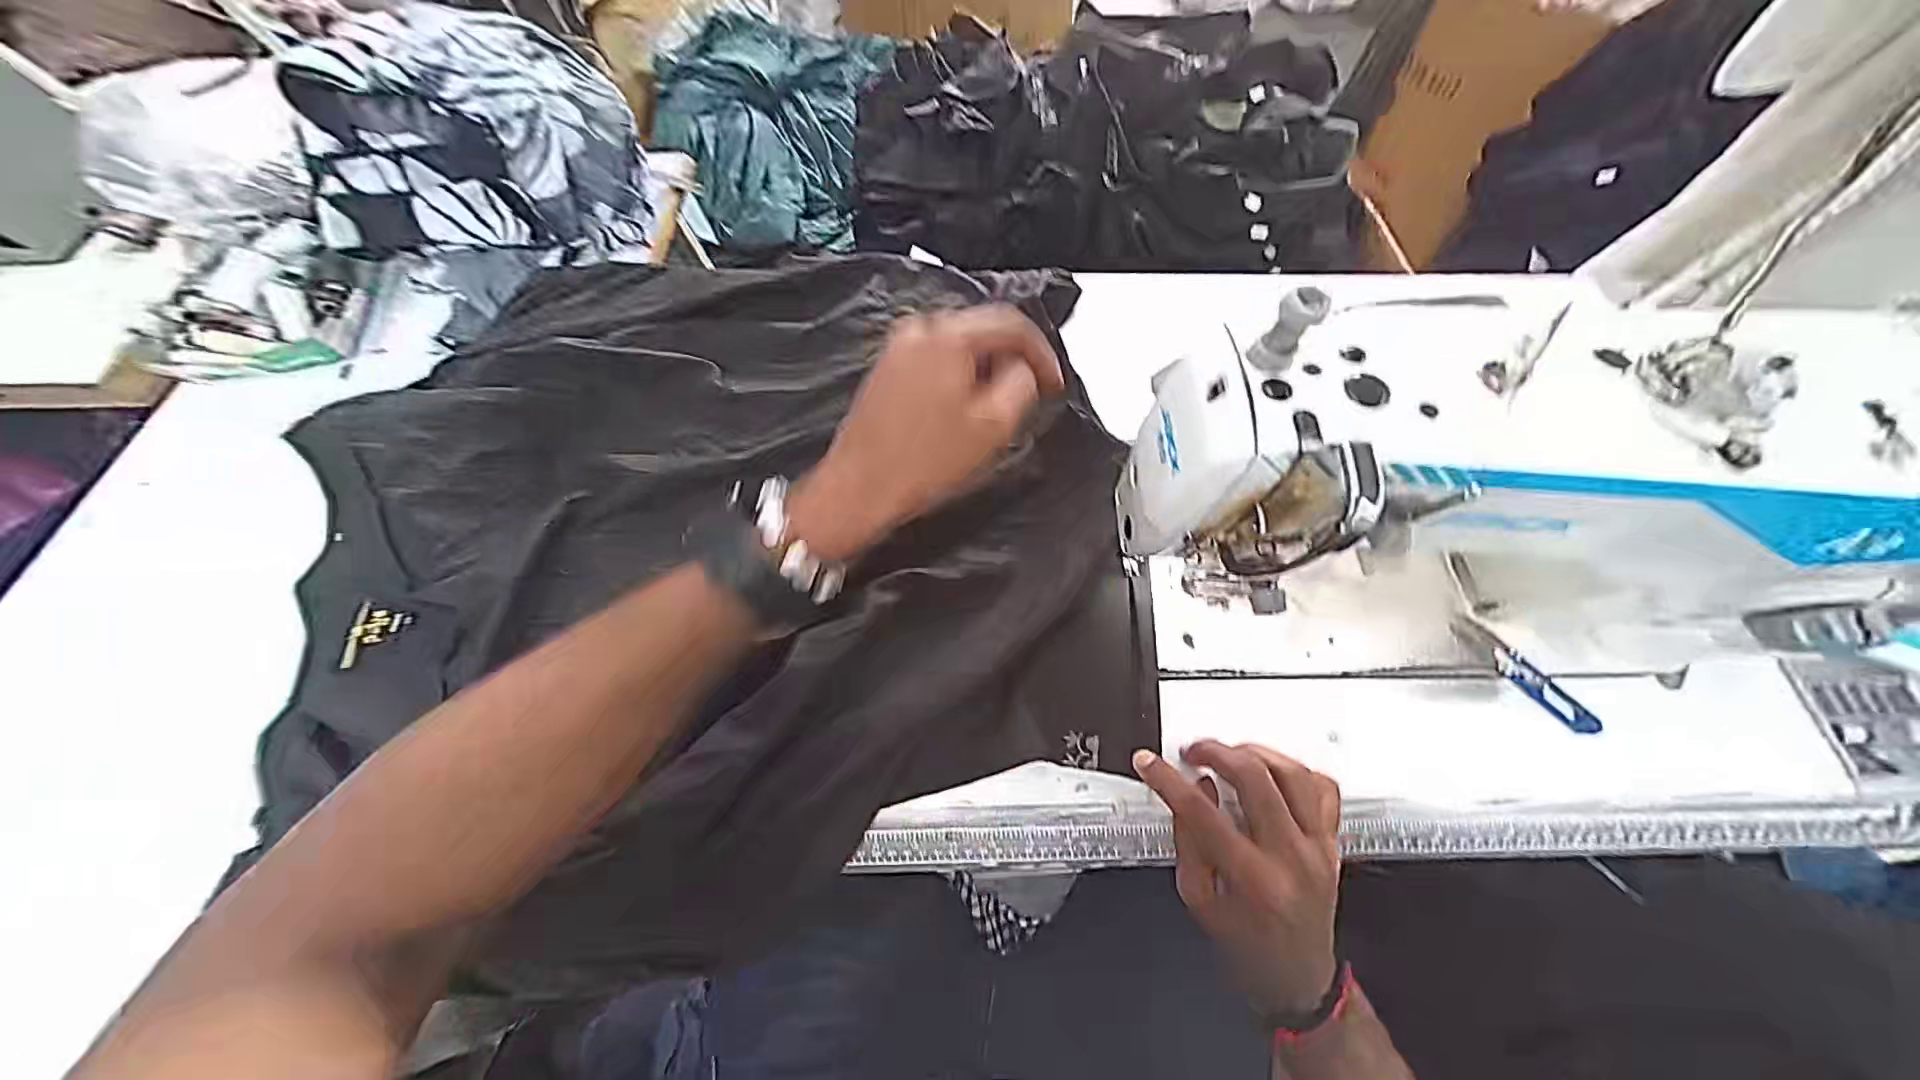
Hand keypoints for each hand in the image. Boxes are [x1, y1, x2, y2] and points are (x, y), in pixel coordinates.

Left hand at [787, 305, 1064, 560]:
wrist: (861, 487)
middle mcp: (918, 331)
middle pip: (983, 331)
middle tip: (1031, 394)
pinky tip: (961, 414)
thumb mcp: (994, 425)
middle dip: (1011, 362)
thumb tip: (1025, 370)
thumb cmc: (920, 463)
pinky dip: (957, 380)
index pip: (1012, 324)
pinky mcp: (887, 370)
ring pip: (959, 348)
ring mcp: (898, 349)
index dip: (1043, 352)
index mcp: (947, 336)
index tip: (1053, 379)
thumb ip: (1023, 384)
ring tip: (994, 412)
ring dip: (984, 373)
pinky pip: (936, 363)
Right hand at [1133, 741, 1342, 1017]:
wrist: (1296, 976)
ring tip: (1230, 754)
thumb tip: (1190, 791)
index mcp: (1252, 879)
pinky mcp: (1332, 843)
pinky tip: (1273, 771)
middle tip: (1193, 752)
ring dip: (1254, 753)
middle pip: (1254, 779)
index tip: (1151, 763)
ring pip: (1293, 774)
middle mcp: (1291, 859)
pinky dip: (1297, 770)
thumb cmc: (1246, 946)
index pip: (1201, 812)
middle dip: (1215, 752)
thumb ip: (1189, 840)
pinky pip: (1324, 789)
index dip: (1167, 779)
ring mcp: (1317, 848)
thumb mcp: (1198, 898)